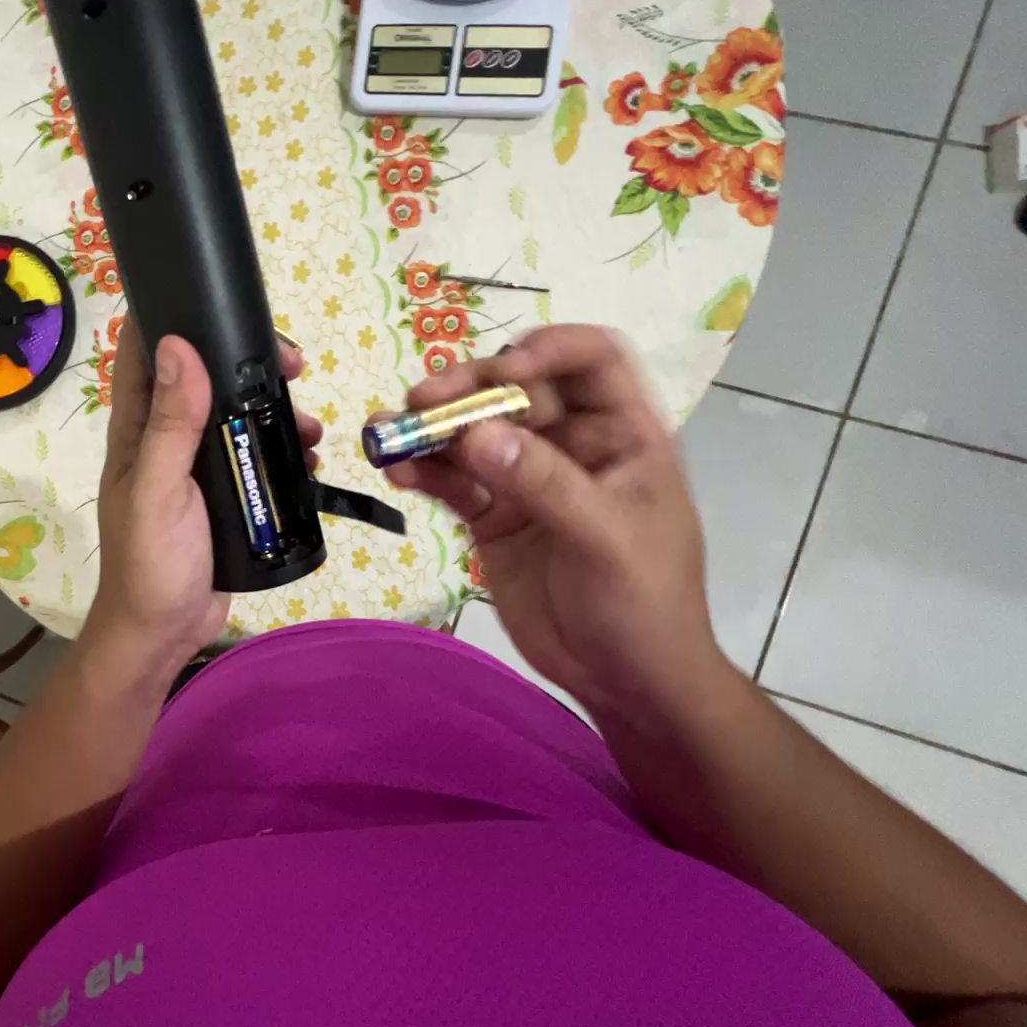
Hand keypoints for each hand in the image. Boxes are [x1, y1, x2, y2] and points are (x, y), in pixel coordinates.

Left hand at [83, 322, 319, 678]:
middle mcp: (167, 439)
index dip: (178, 319)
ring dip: (275, 410)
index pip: (147, 354)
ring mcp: (198, 467)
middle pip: (207, 379)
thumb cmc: (151, 562)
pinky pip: (257, 456)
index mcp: (139, 430)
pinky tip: (312, 458)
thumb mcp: (158, 489)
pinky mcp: (227, 494)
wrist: (166, 631)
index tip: (225, 304)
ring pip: (238, 417)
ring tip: (313, 425)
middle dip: (249, 364)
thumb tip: (178, 344)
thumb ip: (170, 423)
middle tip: (294, 366)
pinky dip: (284, 449)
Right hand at [377, 325, 731, 712]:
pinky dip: (422, 474)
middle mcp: (569, 444)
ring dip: (429, 430)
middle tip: (420, 402)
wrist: (621, 676)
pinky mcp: (490, 514)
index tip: (504, 371)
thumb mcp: (604, 537)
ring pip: (471, 435)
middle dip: (467, 391)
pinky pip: (451, 482)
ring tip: (386, 434)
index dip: (549, 350)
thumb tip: (475, 436)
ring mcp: (524, 479)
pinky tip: (396, 475)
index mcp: (622, 433)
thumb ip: (543, 482)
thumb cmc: (641, 600)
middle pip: (514, 392)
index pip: (591, 360)